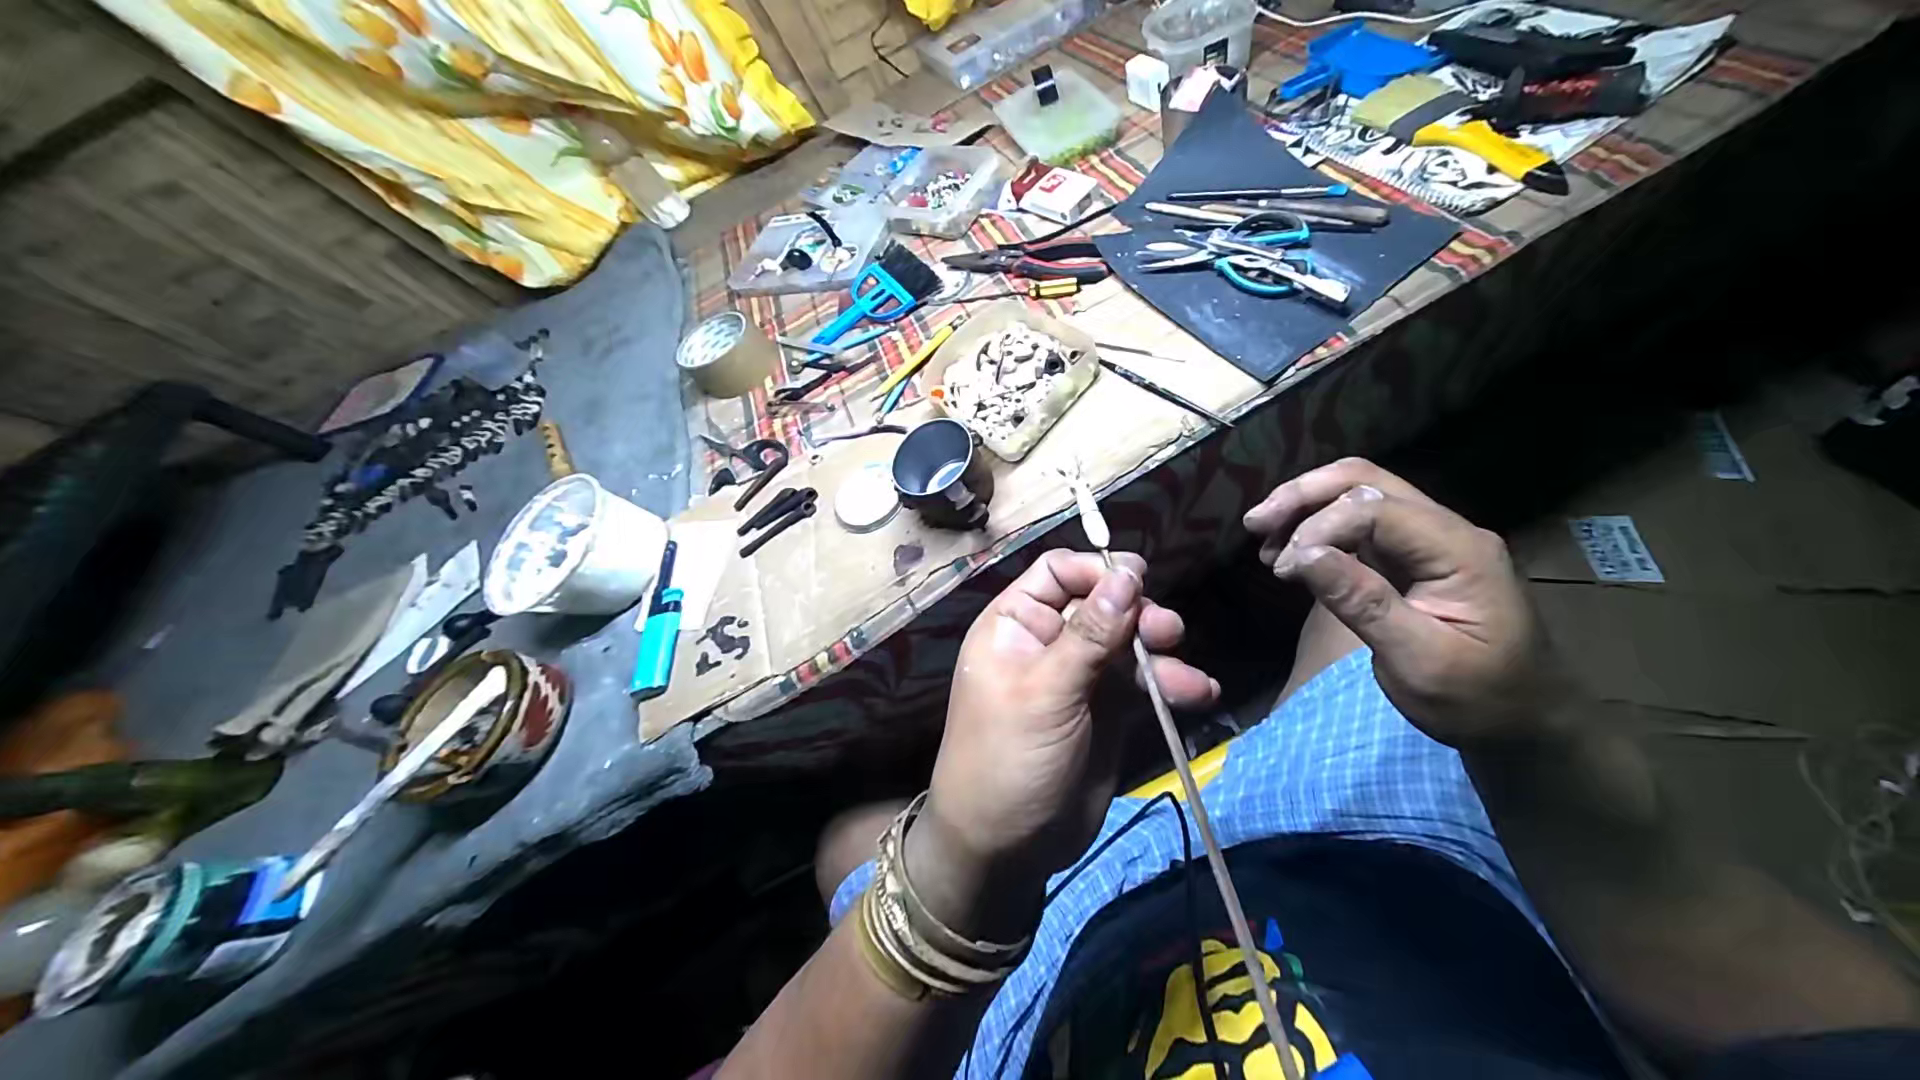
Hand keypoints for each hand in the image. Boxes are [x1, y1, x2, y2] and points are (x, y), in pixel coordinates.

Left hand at [909, 550, 1217, 939]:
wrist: (1007, 845)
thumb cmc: (1008, 756)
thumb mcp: (1045, 692)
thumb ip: (1090, 634)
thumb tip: (1128, 573)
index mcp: (1017, 624)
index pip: (1059, 572)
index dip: (1097, 571)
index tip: (1139, 579)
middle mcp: (1050, 641)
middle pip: (1103, 604)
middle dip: (1138, 613)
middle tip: (1166, 631)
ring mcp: (1081, 676)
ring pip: (1130, 643)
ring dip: (1163, 653)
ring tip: (1184, 678)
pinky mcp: (1108, 710)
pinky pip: (1145, 683)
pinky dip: (1172, 685)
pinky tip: (1199, 695)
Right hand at [1243, 458, 1567, 747]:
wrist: (1523, 720)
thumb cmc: (1477, 699)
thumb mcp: (1418, 661)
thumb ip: (1363, 603)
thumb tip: (1304, 555)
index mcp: (1459, 551)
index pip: (1375, 508)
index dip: (1319, 528)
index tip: (1282, 569)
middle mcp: (1445, 530)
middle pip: (1365, 481)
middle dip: (1303, 496)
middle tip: (1255, 523)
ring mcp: (1428, 540)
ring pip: (1358, 493)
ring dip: (1306, 507)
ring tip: (1263, 539)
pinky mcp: (1410, 555)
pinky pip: (1358, 521)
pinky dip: (1317, 527)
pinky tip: (1291, 551)